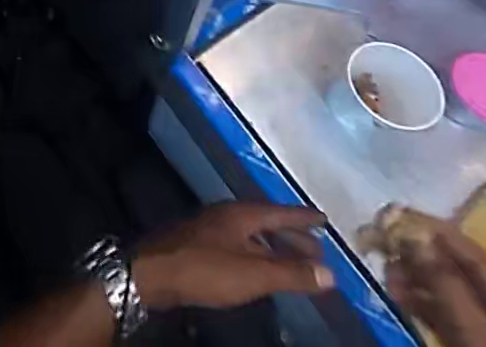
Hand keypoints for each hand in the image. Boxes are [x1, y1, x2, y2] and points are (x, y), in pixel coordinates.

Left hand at [131, 202, 336, 309]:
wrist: (155, 270)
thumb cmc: (206, 268)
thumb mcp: (255, 273)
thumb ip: (292, 273)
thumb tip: (331, 273)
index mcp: (239, 214)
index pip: (278, 211)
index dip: (302, 216)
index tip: (325, 219)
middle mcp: (225, 215)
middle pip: (265, 221)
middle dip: (292, 234)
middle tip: (319, 250)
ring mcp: (210, 228)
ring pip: (252, 233)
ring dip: (275, 246)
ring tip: (297, 263)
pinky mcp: (201, 243)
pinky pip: (240, 243)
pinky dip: (259, 253)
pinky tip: (262, 269)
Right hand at [385, 219, 485, 346]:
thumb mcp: (477, 335)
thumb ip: (446, 284)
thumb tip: (411, 233)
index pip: (469, 251)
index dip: (430, 227)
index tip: (388, 215)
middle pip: (457, 268)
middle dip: (415, 254)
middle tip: (381, 254)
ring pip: (449, 290)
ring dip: (415, 279)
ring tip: (389, 284)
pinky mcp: (483, 346)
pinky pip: (449, 313)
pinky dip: (423, 303)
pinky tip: (404, 304)